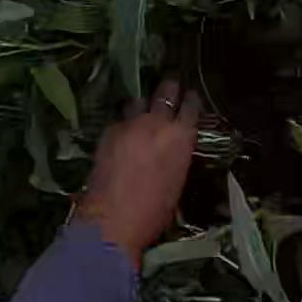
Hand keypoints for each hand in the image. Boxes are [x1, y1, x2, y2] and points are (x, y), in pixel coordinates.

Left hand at [72, 78, 200, 269]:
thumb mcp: (177, 180)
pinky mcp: (110, 129)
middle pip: (165, 92)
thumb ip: (177, 154)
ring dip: (143, 103)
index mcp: (181, 137)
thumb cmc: (154, 212)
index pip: (191, 106)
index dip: (191, 99)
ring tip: (144, 106)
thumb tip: (173, 146)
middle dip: (169, 86)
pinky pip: (121, 119)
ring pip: (139, 100)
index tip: (191, 94)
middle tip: (171, 82)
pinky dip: (125, 123)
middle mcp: (157, 122)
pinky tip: (124, 131)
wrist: (112, 220)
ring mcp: (131, 123)